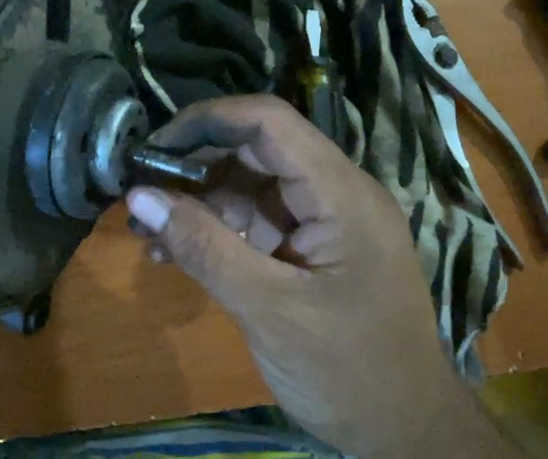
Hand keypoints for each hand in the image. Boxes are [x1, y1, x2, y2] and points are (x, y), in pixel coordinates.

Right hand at [125, 96, 509, 458]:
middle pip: (254, 149)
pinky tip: (172, 253)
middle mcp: (335, 192)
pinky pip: (255, 219)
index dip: (206, 121)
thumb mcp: (268, 311)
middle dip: (192, 166)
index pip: (268, 122)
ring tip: (144, 231)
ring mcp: (325, 220)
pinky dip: (214, 230)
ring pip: (248, 184)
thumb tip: (136, 195)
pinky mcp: (312, 247)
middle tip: (138, 192)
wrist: (410, 440)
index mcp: (341, 193)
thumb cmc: (349, 374)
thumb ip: (203, 247)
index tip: (153, 148)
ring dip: (196, 202)